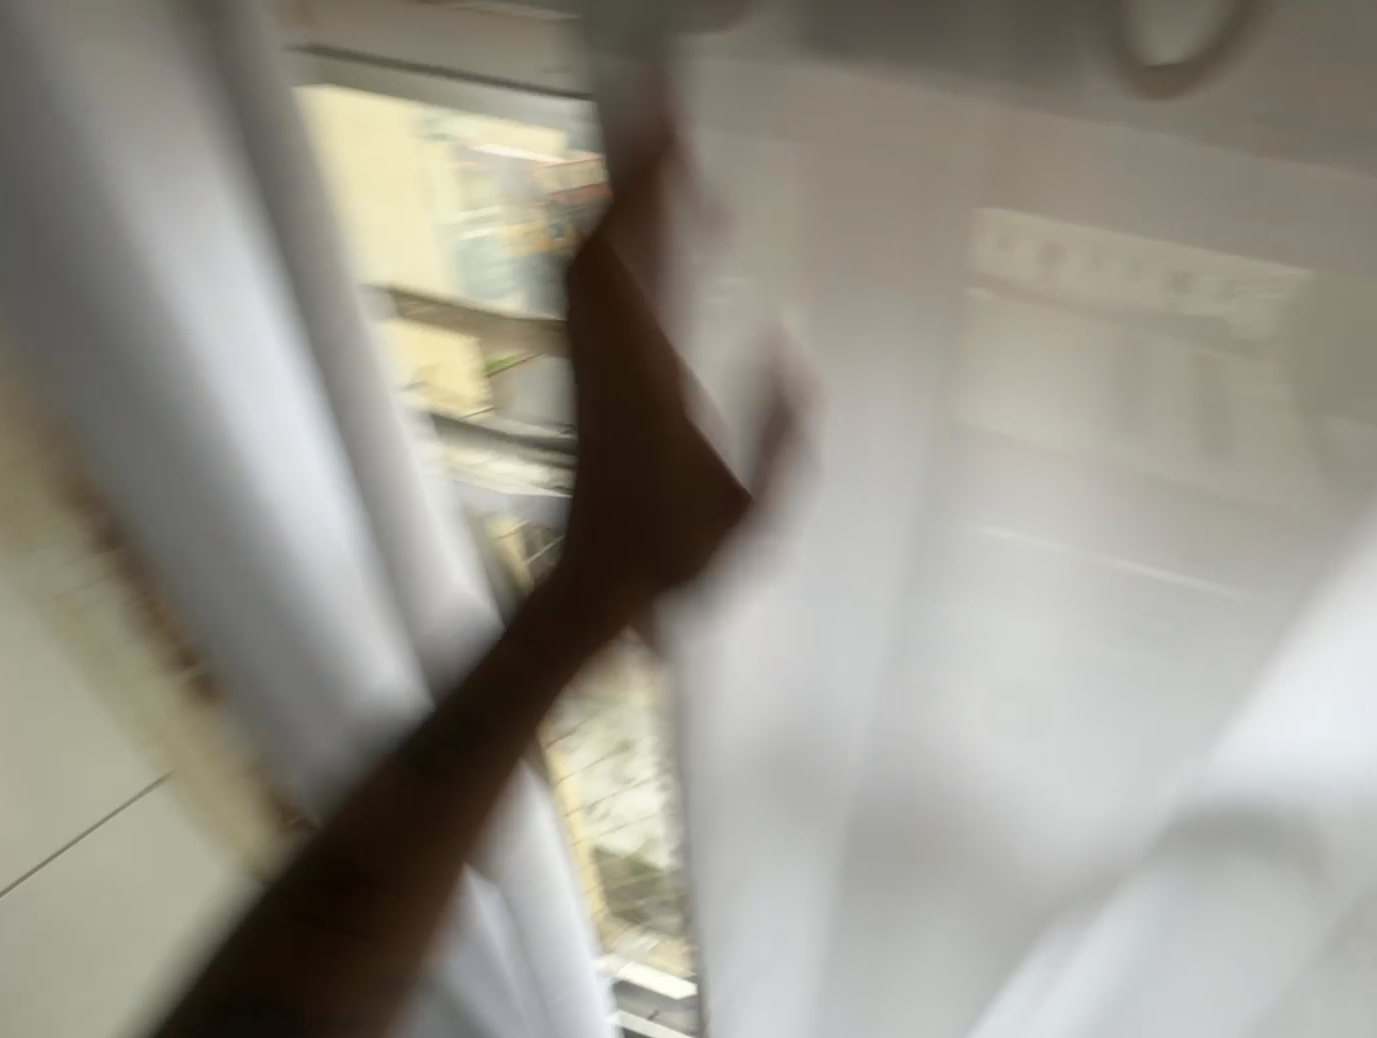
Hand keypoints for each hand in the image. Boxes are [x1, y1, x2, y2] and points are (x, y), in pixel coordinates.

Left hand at [540, 117, 791, 652]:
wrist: (597, 581)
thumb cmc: (677, 555)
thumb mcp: (753, 511)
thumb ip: (779, 434)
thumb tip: (793, 352)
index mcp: (650, 388)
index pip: (638, 273)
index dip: (650, 200)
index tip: (679, 142)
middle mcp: (609, 363)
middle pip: (599, 247)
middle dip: (629, 175)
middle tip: (668, 117)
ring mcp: (590, 367)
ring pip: (583, 263)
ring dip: (615, 203)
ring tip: (661, 157)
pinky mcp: (586, 375)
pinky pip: (588, 293)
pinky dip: (611, 246)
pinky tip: (647, 232)